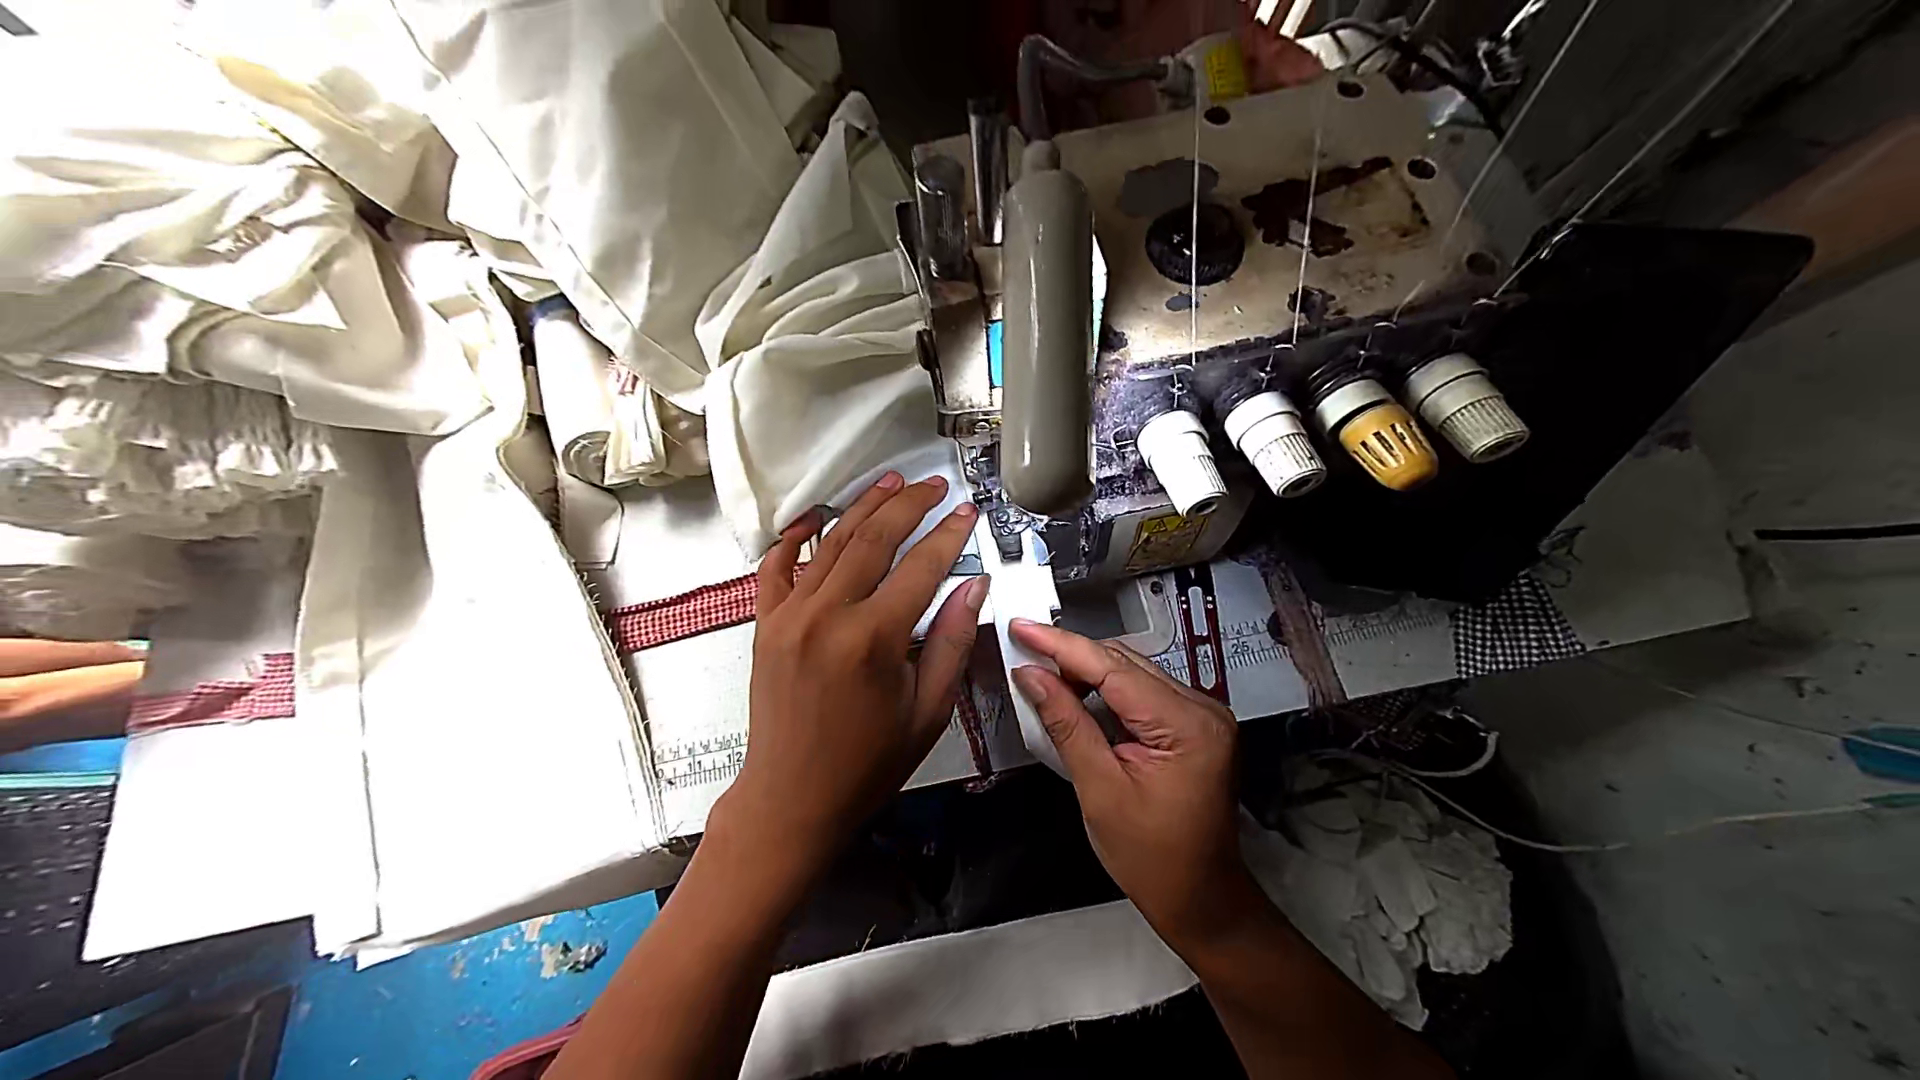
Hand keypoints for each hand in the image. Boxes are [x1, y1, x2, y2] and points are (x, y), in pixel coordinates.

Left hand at [710, 472, 988, 877]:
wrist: (792, 798)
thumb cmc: (866, 764)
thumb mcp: (927, 709)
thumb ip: (951, 641)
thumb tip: (974, 586)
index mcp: (873, 640)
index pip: (921, 567)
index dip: (949, 535)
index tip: (966, 514)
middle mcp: (827, 616)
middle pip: (874, 537)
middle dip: (909, 504)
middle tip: (934, 487)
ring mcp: (790, 616)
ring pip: (830, 542)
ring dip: (863, 507)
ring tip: (890, 484)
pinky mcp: (766, 625)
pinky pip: (775, 567)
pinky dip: (792, 538)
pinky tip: (812, 517)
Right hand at [1009, 620, 1263, 949]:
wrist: (1199, 897)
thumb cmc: (1153, 858)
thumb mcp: (1099, 789)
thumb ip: (1066, 723)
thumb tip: (1032, 676)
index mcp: (1186, 725)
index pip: (1113, 668)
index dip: (1062, 646)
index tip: (1023, 629)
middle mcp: (1202, 708)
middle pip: (1124, 662)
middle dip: (1070, 657)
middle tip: (1023, 654)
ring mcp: (1201, 713)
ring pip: (1131, 672)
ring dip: (1085, 672)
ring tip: (1042, 677)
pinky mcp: (1192, 723)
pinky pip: (1141, 690)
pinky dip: (1104, 690)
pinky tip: (1075, 695)